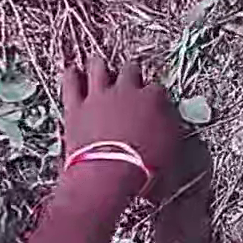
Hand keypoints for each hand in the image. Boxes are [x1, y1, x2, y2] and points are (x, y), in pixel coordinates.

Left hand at [59, 55, 181, 200]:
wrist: (107, 176)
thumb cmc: (142, 168)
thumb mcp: (169, 150)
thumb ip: (169, 129)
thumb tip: (170, 123)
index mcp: (152, 100)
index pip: (158, 88)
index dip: (156, 95)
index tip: (156, 102)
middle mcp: (126, 92)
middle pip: (130, 70)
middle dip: (132, 73)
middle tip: (131, 78)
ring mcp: (99, 97)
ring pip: (99, 67)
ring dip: (101, 66)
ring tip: (101, 65)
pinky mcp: (76, 107)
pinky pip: (71, 83)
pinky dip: (72, 75)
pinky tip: (73, 71)